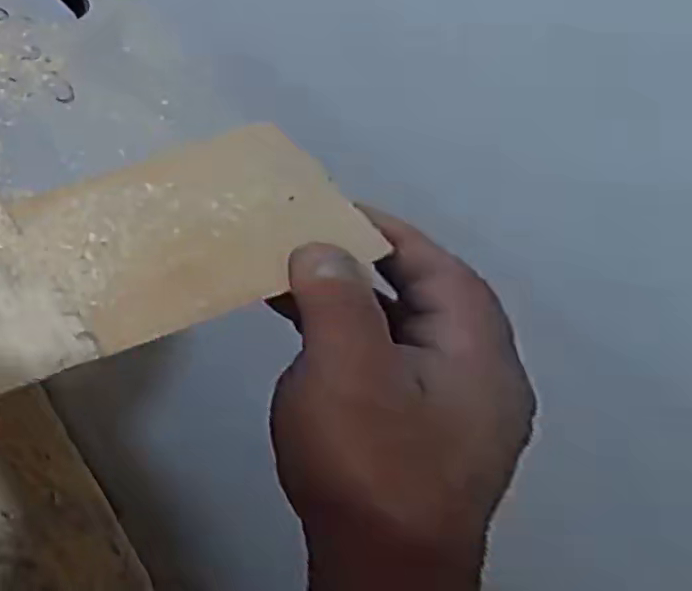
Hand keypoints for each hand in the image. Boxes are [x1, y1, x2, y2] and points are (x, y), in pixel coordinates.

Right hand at [269, 206, 534, 589]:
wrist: (376, 552)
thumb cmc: (367, 456)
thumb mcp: (347, 372)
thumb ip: (338, 303)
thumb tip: (319, 245)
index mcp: (475, 363)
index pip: (448, 277)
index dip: (395, 235)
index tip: (333, 207)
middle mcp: (467, 376)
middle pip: (426, 296)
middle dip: (366, 256)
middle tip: (303, 229)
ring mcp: (434, 400)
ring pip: (395, 321)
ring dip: (344, 287)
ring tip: (284, 263)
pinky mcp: (399, 415)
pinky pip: (372, 346)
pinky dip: (333, 318)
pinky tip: (289, 312)